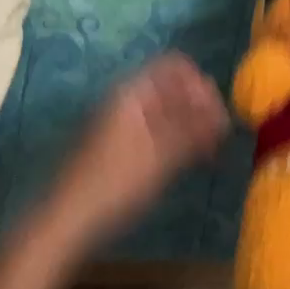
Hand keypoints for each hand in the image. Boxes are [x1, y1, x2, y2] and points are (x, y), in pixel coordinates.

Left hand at [48, 53, 229, 242]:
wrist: (67, 222)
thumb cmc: (115, 183)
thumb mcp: (162, 154)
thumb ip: (194, 127)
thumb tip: (223, 109)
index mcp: (132, 92)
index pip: (176, 66)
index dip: (201, 83)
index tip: (220, 111)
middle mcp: (126, 100)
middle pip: (172, 88)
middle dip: (199, 106)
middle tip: (221, 134)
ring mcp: (122, 123)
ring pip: (166, 111)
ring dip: (191, 124)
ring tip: (211, 151)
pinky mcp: (121, 146)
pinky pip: (157, 129)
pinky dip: (177, 139)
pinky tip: (191, 160)